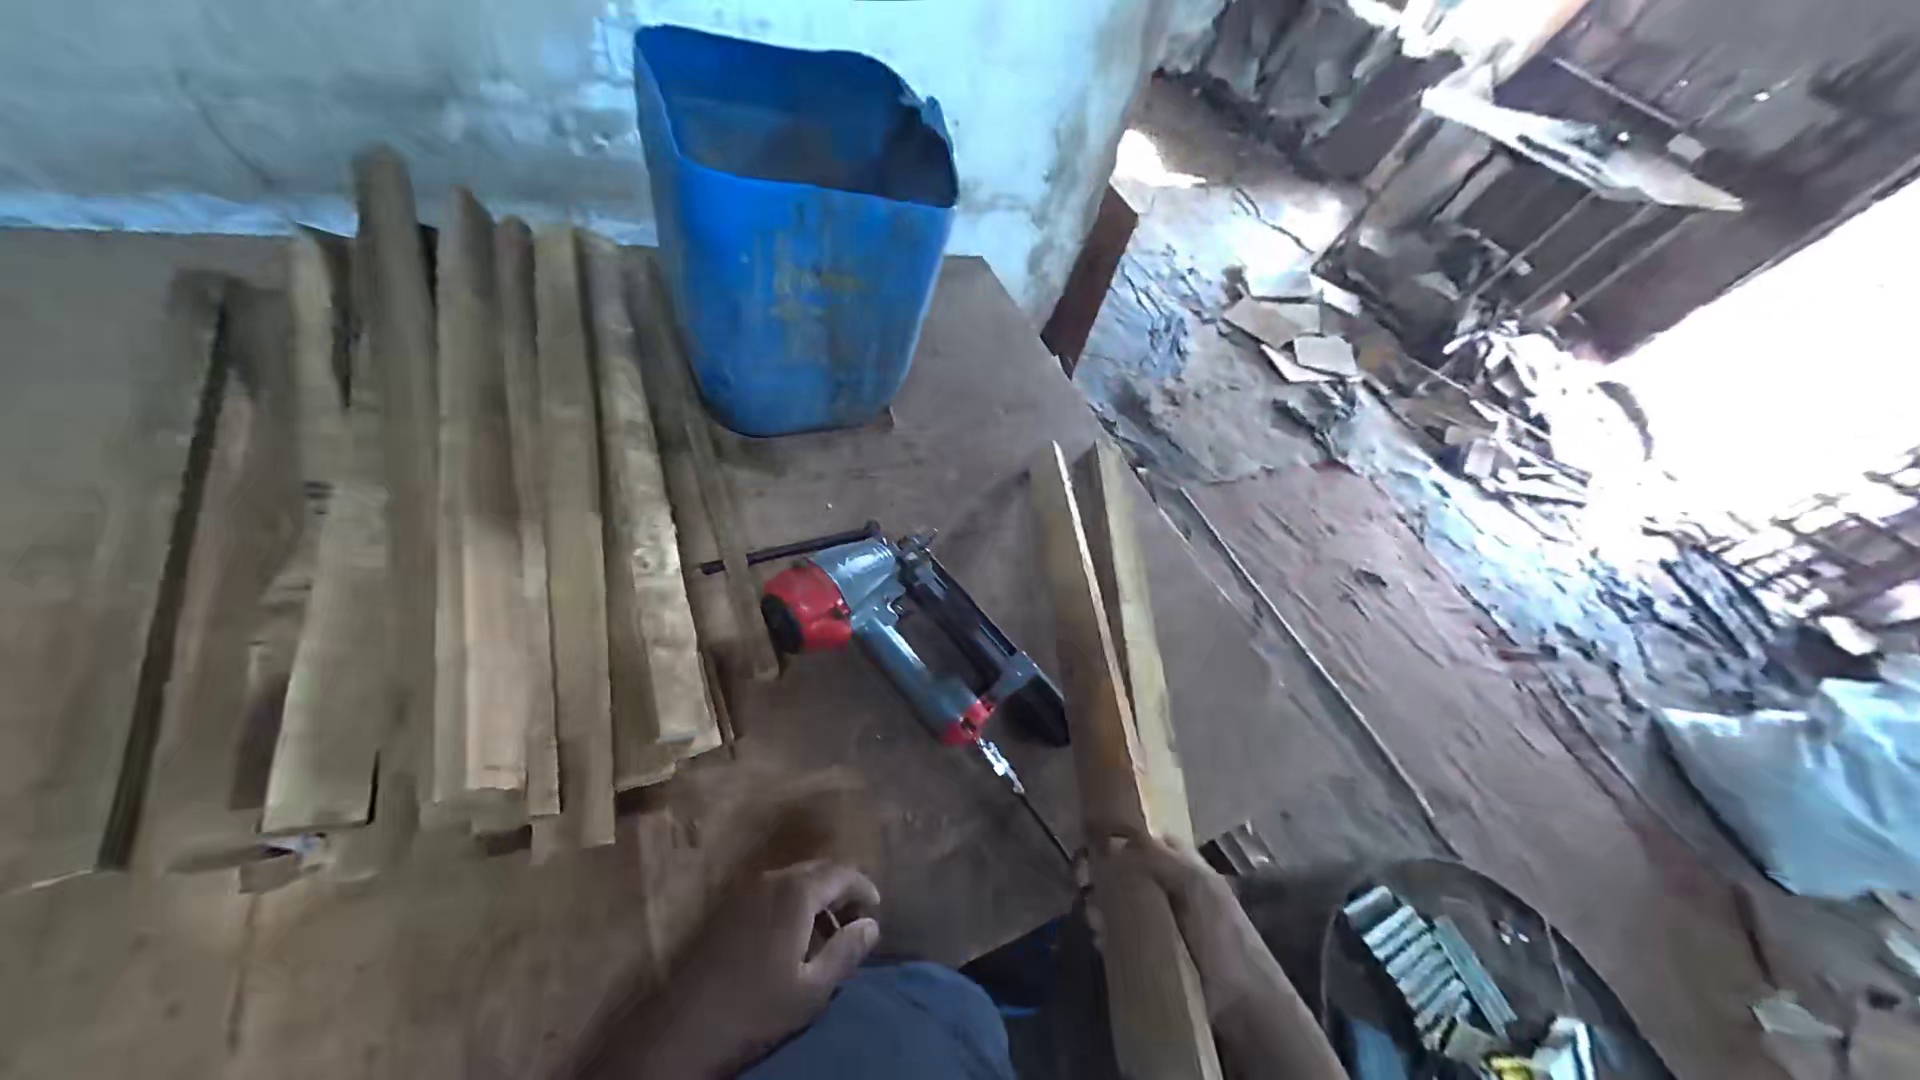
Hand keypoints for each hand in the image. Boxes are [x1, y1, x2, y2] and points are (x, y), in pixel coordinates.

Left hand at [606, 860, 880, 1078]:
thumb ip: (846, 952)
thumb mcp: (811, 990)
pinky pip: (772, 891)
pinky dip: (792, 903)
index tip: (876, 907)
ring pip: (793, 880)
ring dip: (816, 897)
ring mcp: (745, 891)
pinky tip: (792, 936)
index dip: (863, 886)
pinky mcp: (727, 907)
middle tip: (854, 918)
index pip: (841, 872)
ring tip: (826, 933)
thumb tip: (872, 925)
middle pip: (817, 870)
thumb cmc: (755, 1008)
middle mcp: (772, 880)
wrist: (682, 1027)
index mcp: (796, 892)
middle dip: (840, 889)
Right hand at [1105, 833, 1348, 1079]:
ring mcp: (1149, 917)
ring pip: (1109, 897)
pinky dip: (1100, 930)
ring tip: (1094, 914)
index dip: (1112, 835)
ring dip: (1095, 901)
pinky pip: (1111, 931)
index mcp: (1175, 862)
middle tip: (1082, 879)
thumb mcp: (1197, 885)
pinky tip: (1100, 936)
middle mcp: (1158, 883)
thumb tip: (1113, 836)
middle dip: (1096, 869)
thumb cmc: (1223, 933)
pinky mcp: (1140, 948)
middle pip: (1116, 865)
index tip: (1090, 842)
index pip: (1137, 837)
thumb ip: (1159, 856)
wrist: (1239, 1000)